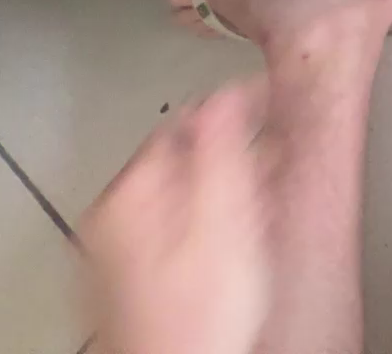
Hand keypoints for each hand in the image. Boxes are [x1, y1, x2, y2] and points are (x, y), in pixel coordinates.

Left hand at [81, 78, 270, 353]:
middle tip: (276, 147)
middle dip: (236, 143)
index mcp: (132, 190)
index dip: (240, 101)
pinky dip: (214, 206)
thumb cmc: (202, 306)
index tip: (275, 94)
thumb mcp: (225, 211)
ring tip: (265, 188)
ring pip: (186, 180)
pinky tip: (240, 223)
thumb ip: (223, 144)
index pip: (189, 113)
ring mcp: (119, 242)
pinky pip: (181, 212)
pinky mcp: (135, 265)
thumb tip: (228, 87)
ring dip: (230, 175)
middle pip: (186, 148)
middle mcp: (115, 211)